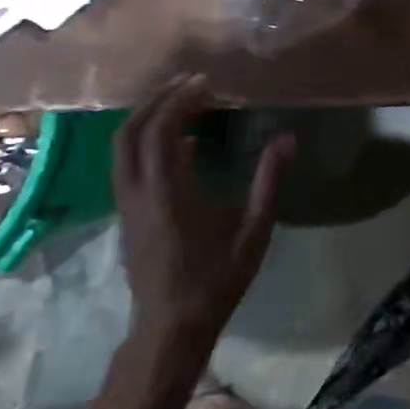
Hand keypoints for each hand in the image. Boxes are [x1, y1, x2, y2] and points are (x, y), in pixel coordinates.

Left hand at [113, 75, 292, 331]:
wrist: (171, 326)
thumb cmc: (216, 279)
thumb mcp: (254, 231)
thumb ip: (269, 181)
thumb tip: (287, 138)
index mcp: (168, 193)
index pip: (162, 132)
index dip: (180, 100)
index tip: (206, 83)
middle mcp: (138, 193)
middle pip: (130, 132)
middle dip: (158, 100)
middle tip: (190, 82)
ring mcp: (127, 205)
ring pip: (122, 148)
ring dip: (148, 117)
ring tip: (182, 101)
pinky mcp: (127, 214)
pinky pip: (127, 163)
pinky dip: (146, 139)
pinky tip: (181, 142)